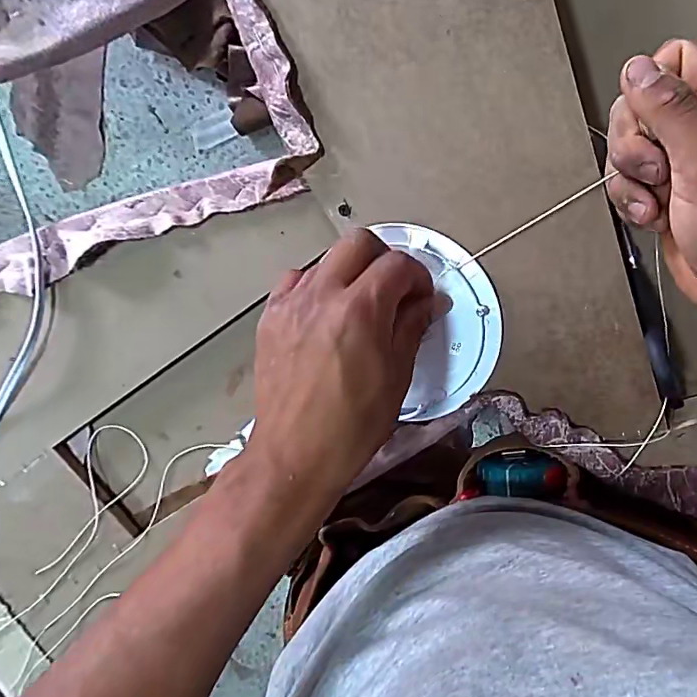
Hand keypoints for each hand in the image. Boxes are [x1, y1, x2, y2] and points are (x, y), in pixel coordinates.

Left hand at [243, 229, 435, 501]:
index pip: (398, 264)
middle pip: (359, 243)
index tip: (422, 297)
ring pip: (327, 258)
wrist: (296, 453)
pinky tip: (328, 314)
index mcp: (360, 310)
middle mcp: (322, 296)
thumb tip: (425, 304)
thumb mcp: (397, 375)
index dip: (419, 277)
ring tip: (362, 305)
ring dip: (352, 272)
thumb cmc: (351, 425)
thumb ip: (412, 327)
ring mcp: (291, 304)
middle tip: (396, 289)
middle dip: (385, 259)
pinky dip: (318, 287)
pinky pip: (297, 282)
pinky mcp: (271, 318)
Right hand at [606, 40, 696, 319]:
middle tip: (659, 172)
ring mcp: (678, 161)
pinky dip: (631, 200)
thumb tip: (637, 69)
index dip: (652, 87)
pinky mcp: (661, 191)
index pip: (674, 60)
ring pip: (627, 146)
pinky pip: (626, 180)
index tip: (654, 124)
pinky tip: (654, 217)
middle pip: (639, 104)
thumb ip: (673, 111)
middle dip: (635, 143)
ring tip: (658, 201)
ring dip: (631, 178)